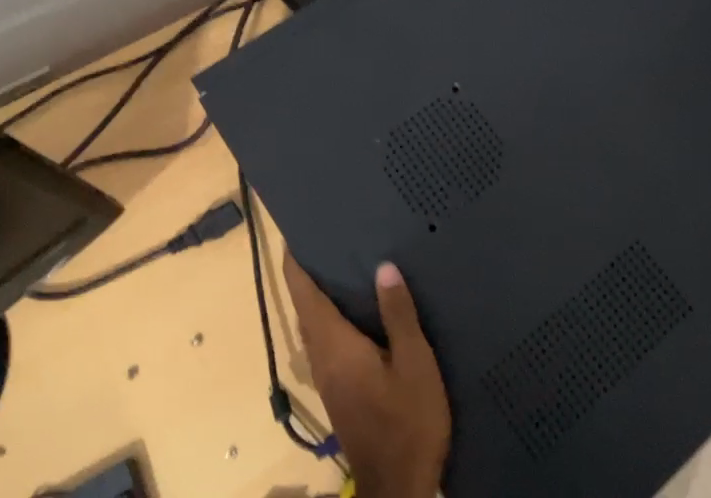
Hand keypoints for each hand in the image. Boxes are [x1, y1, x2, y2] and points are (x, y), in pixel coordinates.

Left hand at [284, 254, 450, 497]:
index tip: (296, 236)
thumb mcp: (414, 364)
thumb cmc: (409, 420)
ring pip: (315, 327)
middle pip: (306, 310)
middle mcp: (323, 359)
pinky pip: (326, 342)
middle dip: (308, 277)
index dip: (297, 266)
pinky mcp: (339, 390)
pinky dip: (332, 318)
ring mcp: (329, 378)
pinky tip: (357, 311)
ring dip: (319, 298)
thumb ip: (398, 315)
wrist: (398, 482)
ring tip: (342, 267)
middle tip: (327, 242)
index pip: (306, 297)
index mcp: (336, 347)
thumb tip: (383, 267)